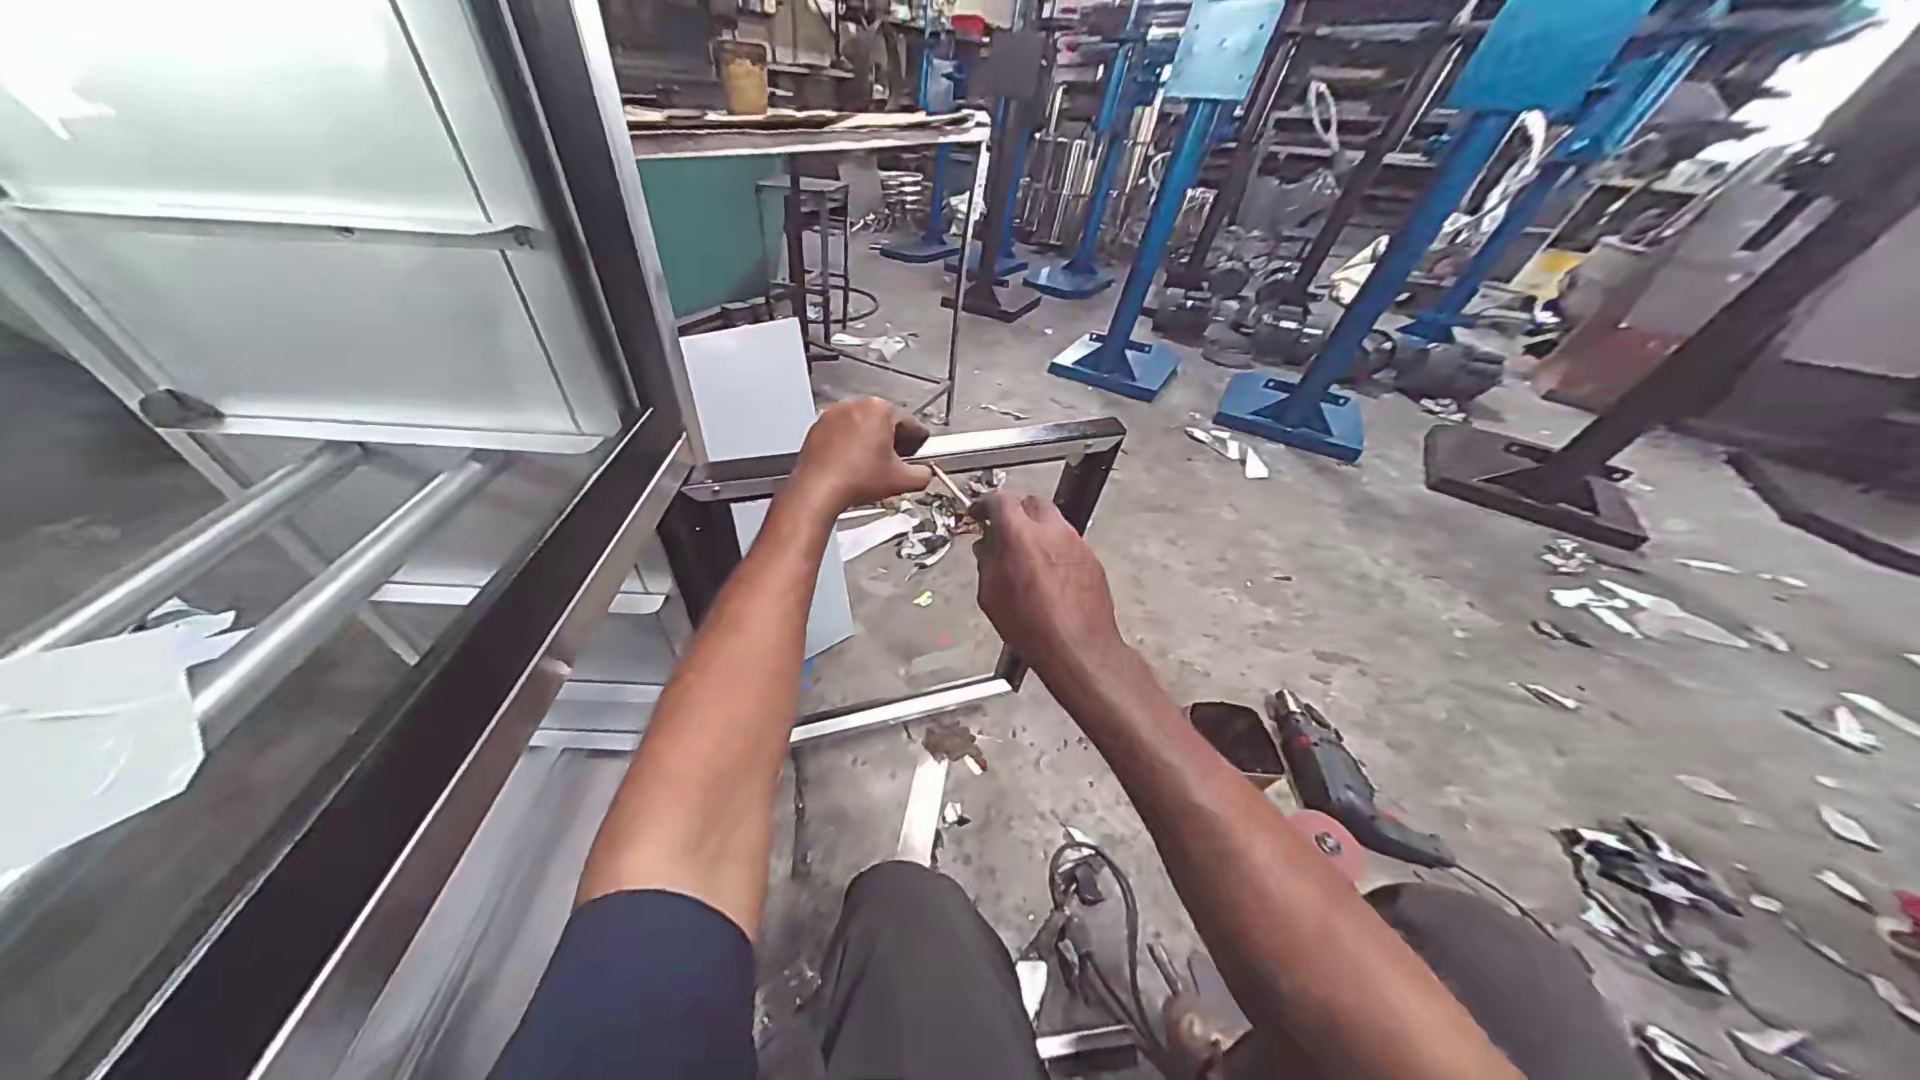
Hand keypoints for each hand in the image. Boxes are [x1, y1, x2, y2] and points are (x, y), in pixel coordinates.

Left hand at [790, 397, 932, 511]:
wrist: (818, 490)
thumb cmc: (854, 479)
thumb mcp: (902, 481)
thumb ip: (923, 475)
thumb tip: (925, 474)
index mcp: (879, 410)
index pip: (909, 423)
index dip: (917, 440)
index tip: (918, 448)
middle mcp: (855, 405)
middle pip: (883, 422)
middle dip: (890, 441)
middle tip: (894, 463)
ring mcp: (833, 415)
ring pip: (861, 427)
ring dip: (868, 442)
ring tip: (870, 467)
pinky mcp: (818, 428)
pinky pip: (841, 433)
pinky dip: (848, 446)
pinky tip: (852, 466)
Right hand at [972, 492, 1126, 675]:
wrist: (1077, 647)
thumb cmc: (1035, 626)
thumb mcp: (991, 595)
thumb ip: (987, 561)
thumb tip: (987, 548)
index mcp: (1020, 535)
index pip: (999, 501)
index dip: (985, 505)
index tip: (979, 513)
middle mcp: (1051, 531)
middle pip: (1030, 503)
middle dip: (1015, 512)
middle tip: (1003, 530)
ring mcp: (1075, 542)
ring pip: (1052, 521)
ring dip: (1037, 530)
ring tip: (1025, 555)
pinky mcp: (1091, 557)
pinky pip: (1068, 542)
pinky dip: (1055, 548)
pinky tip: (1047, 573)